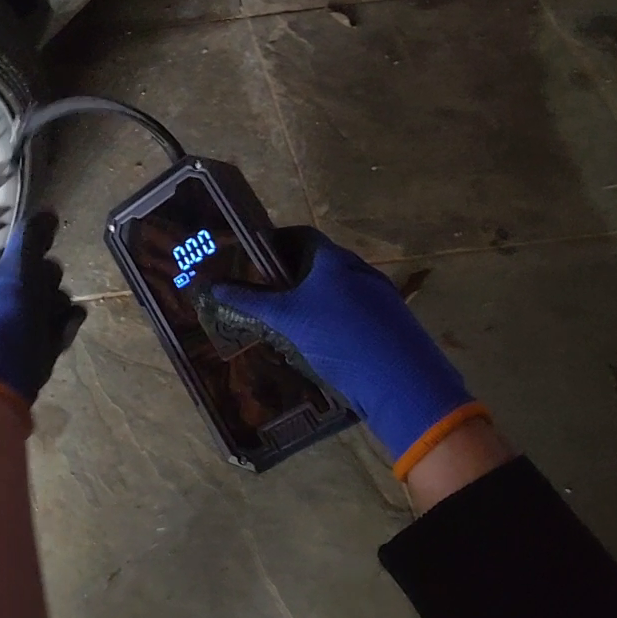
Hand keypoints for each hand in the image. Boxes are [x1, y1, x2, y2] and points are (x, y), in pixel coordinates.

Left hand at [0, 212, 83, 412]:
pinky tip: (61, 333)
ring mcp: (25, 318)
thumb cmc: (7, 314)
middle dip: (52, 283)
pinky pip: (64, 323)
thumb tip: (48, 210)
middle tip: (44, 294)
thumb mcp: (18, 266)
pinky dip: (65, 326)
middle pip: (47, 274)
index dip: (40, 250)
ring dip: (60, 307)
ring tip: (52, 321)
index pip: (28, 249)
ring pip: (58, 299)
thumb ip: (32, 236)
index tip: (46, 255)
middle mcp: (10, 292)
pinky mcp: (41, 342)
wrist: (0, 374)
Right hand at [203, 227, 484, 478]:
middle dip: (291, 272)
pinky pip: (354, 309)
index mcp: (335, 259)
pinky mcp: (390, 322)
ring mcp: (379, 296)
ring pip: (337, 287)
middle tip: (264, 288)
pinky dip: (333, 316)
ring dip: (313, 296)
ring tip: (287, 316)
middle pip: (319, 261)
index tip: (253, 255)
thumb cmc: (338, 336)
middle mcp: (359, 269)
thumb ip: (252, 300)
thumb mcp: (287, 318)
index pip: (301, 235)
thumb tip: (214, 286)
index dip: (276, 241)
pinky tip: (319, 339)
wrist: (402, 382)